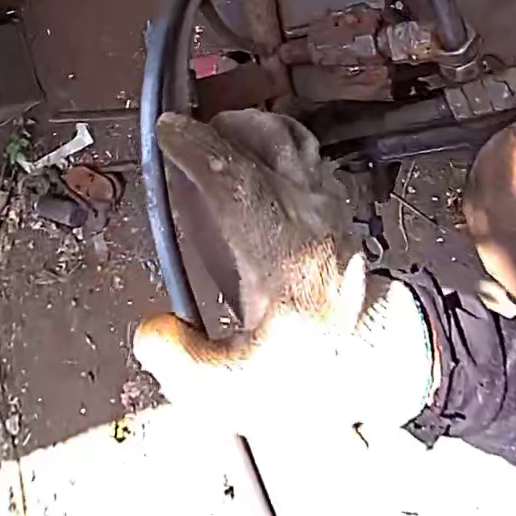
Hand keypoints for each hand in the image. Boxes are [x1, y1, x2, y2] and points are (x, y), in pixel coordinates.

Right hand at [132, 110, 435, 430]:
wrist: (365, 362)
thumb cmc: (302, 368)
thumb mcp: (235, 389)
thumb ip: (185, 365)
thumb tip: (150, 328)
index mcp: (284, 256)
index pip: (239, 184)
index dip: (200, 150)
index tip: (168, 128)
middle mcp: (310, 218)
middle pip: (268, 144)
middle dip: (217, 130)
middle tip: (184, 134)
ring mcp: (328, 204)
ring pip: (293, 138)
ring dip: (249, 126)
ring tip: (216, 135)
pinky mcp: (334, 200)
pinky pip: (306, 149)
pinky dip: (274, 137)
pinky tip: (254, 152)